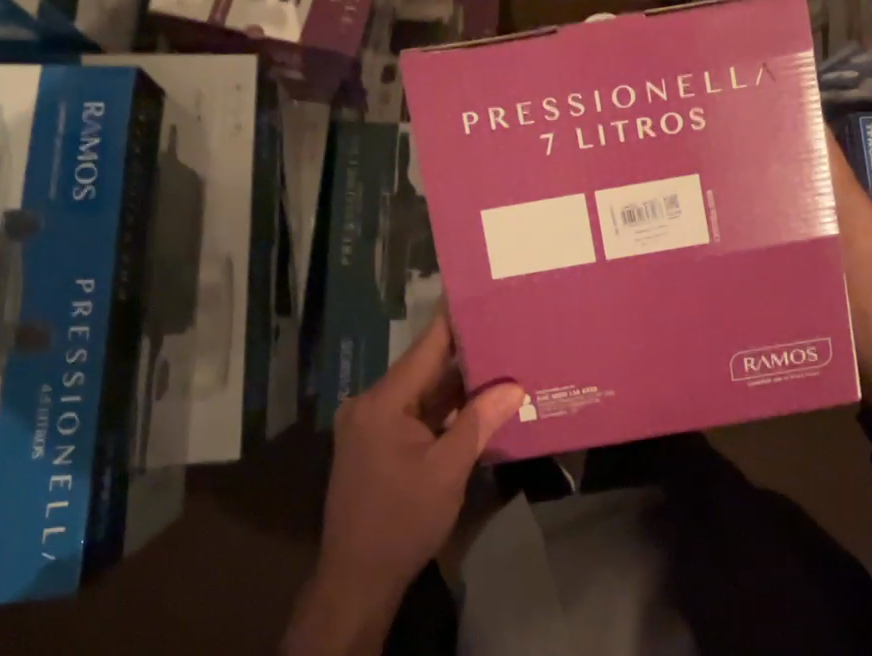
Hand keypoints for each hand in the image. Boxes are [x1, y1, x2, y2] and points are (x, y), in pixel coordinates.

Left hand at [283, 312, 525, 655]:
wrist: (357, 578)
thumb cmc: (402, 521)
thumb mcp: (447, 471)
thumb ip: (479, 423)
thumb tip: (514, 386)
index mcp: (383, 402)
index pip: (426, 349)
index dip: (455, 321)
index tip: (481, 294)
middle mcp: (371, 404)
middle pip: (425, 369)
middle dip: (466, 357)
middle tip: (507, 331)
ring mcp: (370, 426)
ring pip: (421, 394)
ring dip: (457, 387)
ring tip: (501, 363)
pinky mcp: (375, 445)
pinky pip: (414, 415)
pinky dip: (442, 411)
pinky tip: (477, 405)